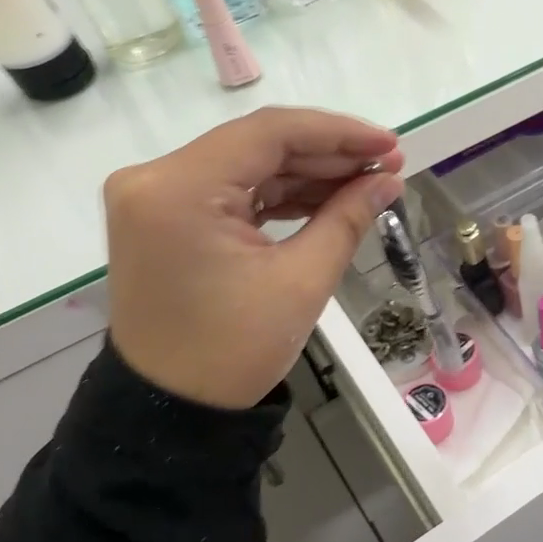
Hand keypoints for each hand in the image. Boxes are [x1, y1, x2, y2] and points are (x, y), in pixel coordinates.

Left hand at [103, 107, 404, 408]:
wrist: (170, 408)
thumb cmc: (234, 351)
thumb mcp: (302, 281)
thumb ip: (347, 218)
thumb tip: (388, 180)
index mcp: (179, 188)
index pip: (269, 133)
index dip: (337, 133)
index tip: (388, 143)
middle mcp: (155, 178)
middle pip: (256, 144)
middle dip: (327, 154)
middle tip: (387, 164)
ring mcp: (154, 196)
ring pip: (246, 165)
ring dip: (306, 173)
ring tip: (367, 183)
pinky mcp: (162, 216)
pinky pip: (229, 190)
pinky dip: (278, 194)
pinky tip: (328, 198)